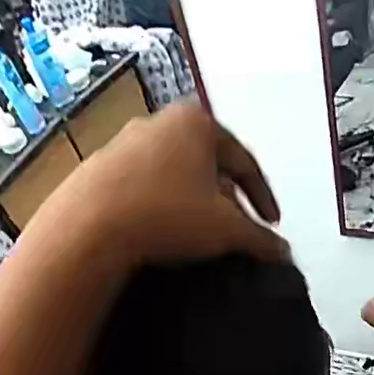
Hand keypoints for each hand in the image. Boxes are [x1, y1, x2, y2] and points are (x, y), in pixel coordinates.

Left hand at [29, 101, 287, 268]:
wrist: (91, 227)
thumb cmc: (165, 215)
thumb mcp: (227, 230)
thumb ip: (261, 240)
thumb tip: (282, 252)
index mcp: (198, 124)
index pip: (246, 162)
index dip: (263, 197)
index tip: (271, 223)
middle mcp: (162, 123)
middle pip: (211, 165)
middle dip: (229, 199)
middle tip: (239, 229)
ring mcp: (128, 142)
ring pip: (179, 175)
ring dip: (197, 204)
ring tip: (205, 235)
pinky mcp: (104, 168)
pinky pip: (149, 187)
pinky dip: (166, 207)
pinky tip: (168, 233)